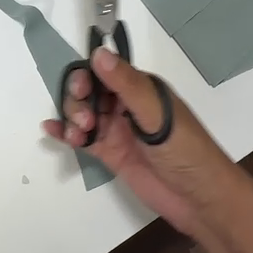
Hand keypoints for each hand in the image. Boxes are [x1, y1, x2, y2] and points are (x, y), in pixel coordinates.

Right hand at [41, 47, 245, 236]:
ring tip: (78, 135)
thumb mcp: (157, 115)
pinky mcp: (110, 153)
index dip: (87, 76)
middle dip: (78, 100)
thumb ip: (126, 84)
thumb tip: (98, 53)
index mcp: (142, 89)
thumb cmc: (186, 151)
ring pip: (83, 113)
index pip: (105, 71)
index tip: (80, 89)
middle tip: (84, 120)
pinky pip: (82, 137)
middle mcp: (127, 105)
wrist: (200, 200)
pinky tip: (52, 131)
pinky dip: (65, 132)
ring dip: (72, 117)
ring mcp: (117, 129)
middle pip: (89, 91)